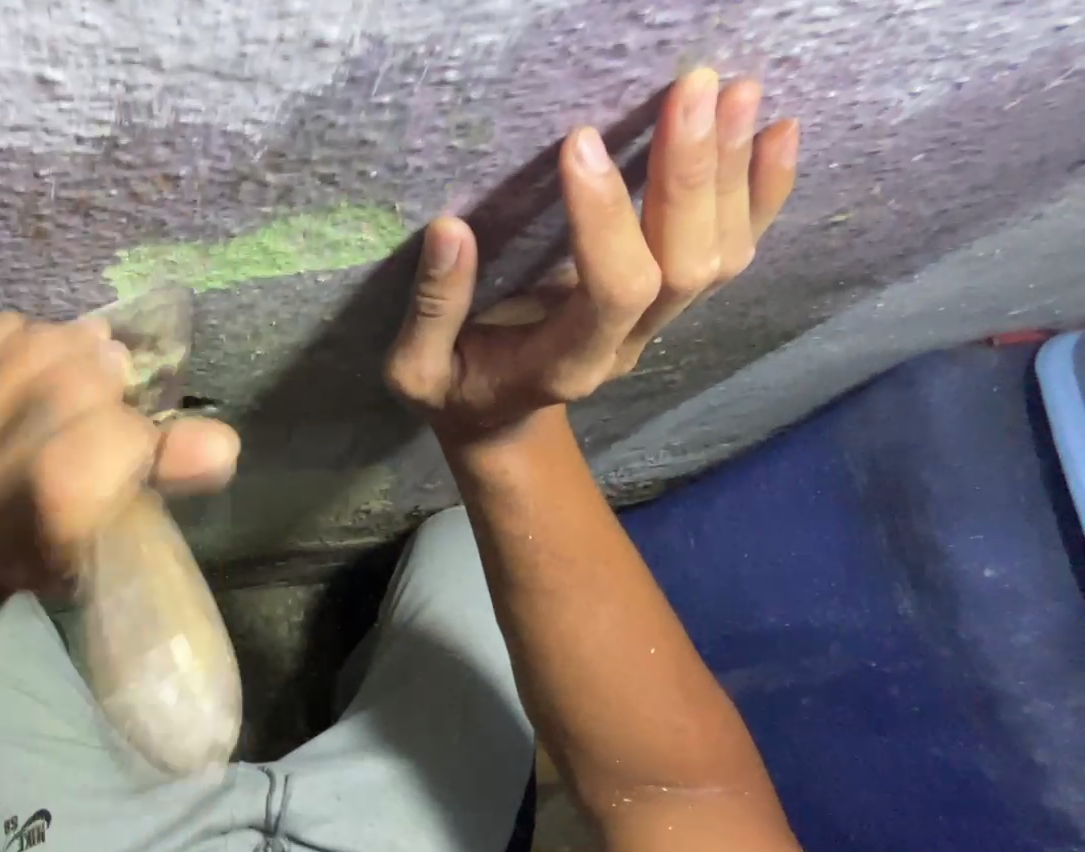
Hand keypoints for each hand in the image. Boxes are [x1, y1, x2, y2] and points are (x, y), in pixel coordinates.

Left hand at [0, 314, 240, 595]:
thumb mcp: (109, 532)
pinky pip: (0, 331)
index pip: (97, 451)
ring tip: (86, 371)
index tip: (138, 437)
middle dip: (109, 382)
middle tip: (117, 390)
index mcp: (25, 537)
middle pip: (70, 387)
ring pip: (37, 347)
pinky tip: (39, 365)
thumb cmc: (43, 547)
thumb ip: (163, 481)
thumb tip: (224, 443)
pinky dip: (34, 337)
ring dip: (77, 350)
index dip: (134, 436)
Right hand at [385, 68, 799, 448]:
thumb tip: (450, 229)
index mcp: (563, 365)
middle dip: (690, 176)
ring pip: (722, 255)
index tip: (579, 144)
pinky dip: (761, 193)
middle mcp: (623, 347)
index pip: (612, 291)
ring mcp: (652, 328)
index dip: (605, 219)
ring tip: (735, 93)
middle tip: (691, 90)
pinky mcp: (663, 305)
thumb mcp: (415, 371)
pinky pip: (733, 253)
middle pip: (686, 265)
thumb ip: (431, 311)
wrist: (497, 419)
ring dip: (731, 173)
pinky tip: (777, 131)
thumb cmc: (451, 393)